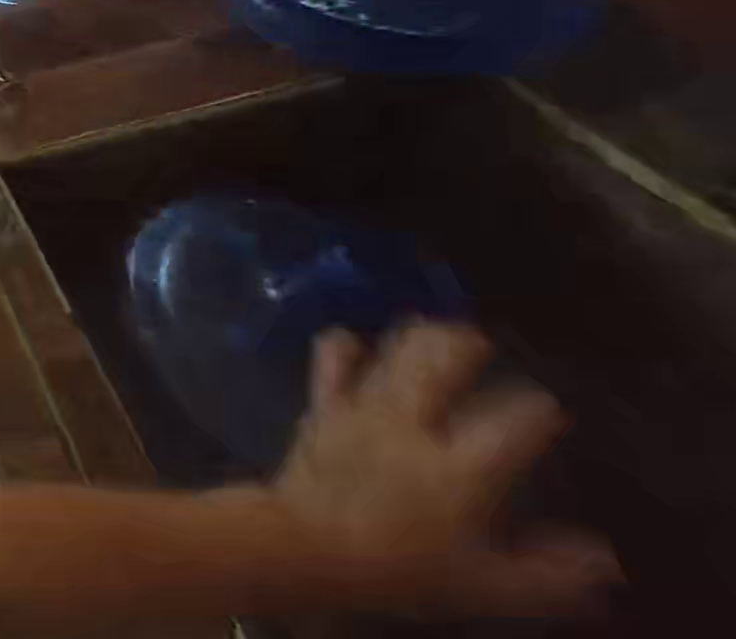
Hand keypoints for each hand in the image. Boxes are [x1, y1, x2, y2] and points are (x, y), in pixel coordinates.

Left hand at [273, 321, 621, 616]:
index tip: (543, 401)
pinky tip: (342, 335)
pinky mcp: (322, 413)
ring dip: (407, 343)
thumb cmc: (402, 567)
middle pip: (436, 378)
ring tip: (424, 322)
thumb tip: (599, 556)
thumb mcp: (491, 587)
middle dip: (457, 352)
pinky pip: (328, 373)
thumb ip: (549, 572)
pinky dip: (336, 352)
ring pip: (387, 367)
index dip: (529, 411)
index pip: (506, 429)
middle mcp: (408, 431)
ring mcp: (359, 415)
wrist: (310, 542)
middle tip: (472, 335)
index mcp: (457, 470)